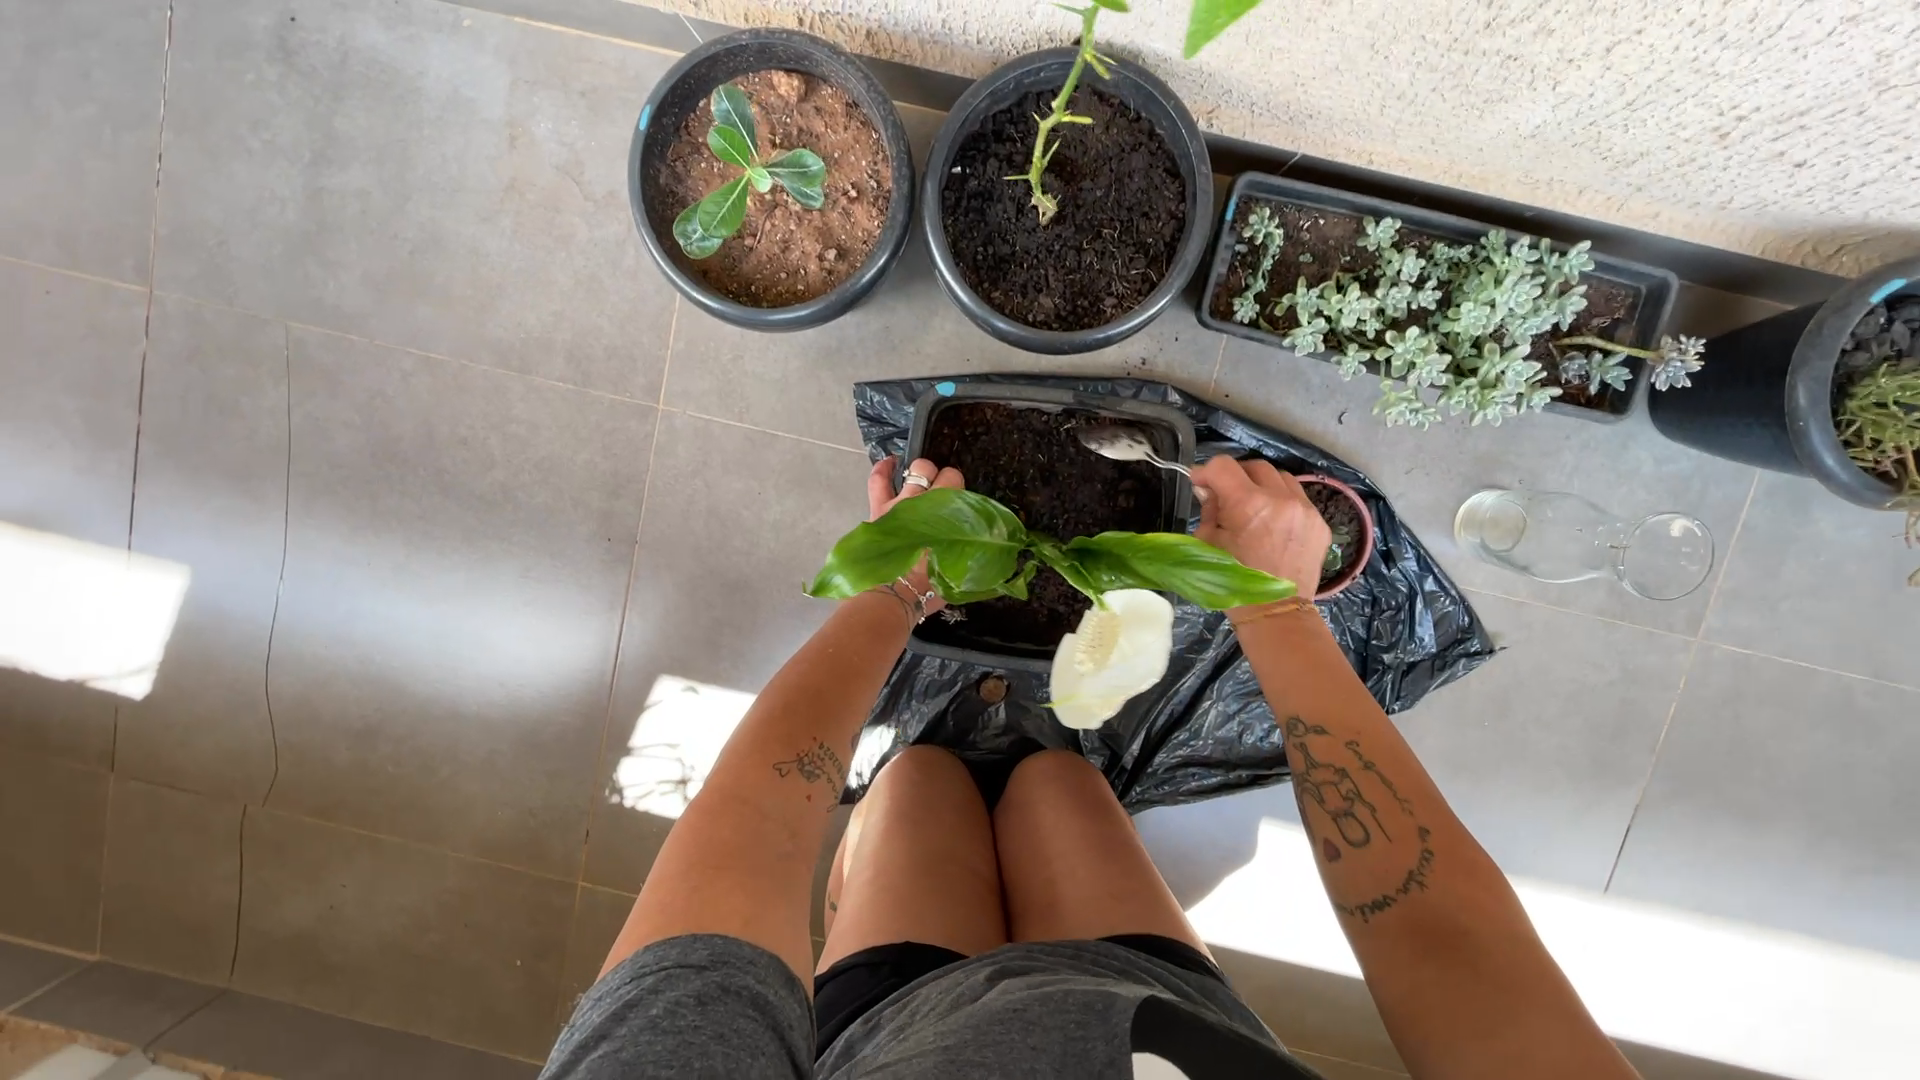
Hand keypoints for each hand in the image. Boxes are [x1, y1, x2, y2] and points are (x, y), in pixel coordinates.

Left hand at [866, 456, 964, 612]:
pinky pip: (880, 480)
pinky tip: (891, 462)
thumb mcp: (960, 573)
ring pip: (917, 470)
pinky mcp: (879, 508)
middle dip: (947, 481)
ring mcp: (902, 503)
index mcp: (952, 517)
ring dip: (922, 472)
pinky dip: (884, 468)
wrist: (893, 597)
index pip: (964, 489)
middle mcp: (929, 503)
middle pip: (945, 475)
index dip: (964, 495)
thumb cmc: (928, 588)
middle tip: (945, 496)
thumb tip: (985, 554)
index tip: (963, 508)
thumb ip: (972, 558)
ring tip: (923, 478)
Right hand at [1192, 456, 1330, 607]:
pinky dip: (1282, 503)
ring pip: (1281, 478)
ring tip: (1253, 506)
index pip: (1223, 466)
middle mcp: (1280, 499)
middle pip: (1254, 466)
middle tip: (1226, 495)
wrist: (1276, 610)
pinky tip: (1274, 523)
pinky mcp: (1319, 522)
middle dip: (1236, 476)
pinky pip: (1299, 498)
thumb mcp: (1207, 543)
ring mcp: (1305, 509)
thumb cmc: (1234, 580)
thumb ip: (1210, 511)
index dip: (1207, 472)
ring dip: (1263, 486)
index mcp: (1248, 504)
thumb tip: (1212, 493)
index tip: (1201, 484)